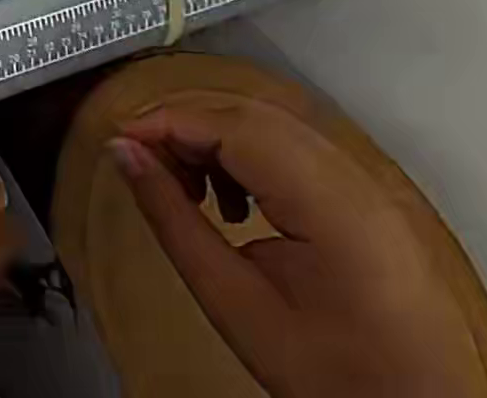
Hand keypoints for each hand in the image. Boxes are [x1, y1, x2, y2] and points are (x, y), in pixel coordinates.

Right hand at [109, 94, 483, 397]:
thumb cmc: (325, 372)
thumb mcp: (228, 297)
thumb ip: (169, 215)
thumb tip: (122, 151)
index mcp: (329, 207)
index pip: (233, 127)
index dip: (167, 121)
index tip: (119, 137)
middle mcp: (355, 182)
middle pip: (250, 115)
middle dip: (185, 126)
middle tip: (143, 159)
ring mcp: (367, 189)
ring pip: (268, 126)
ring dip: (211, 140)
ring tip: (183, 186)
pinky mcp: (365, 200)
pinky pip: (289, 150)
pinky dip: (243, 157)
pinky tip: (226, 200)